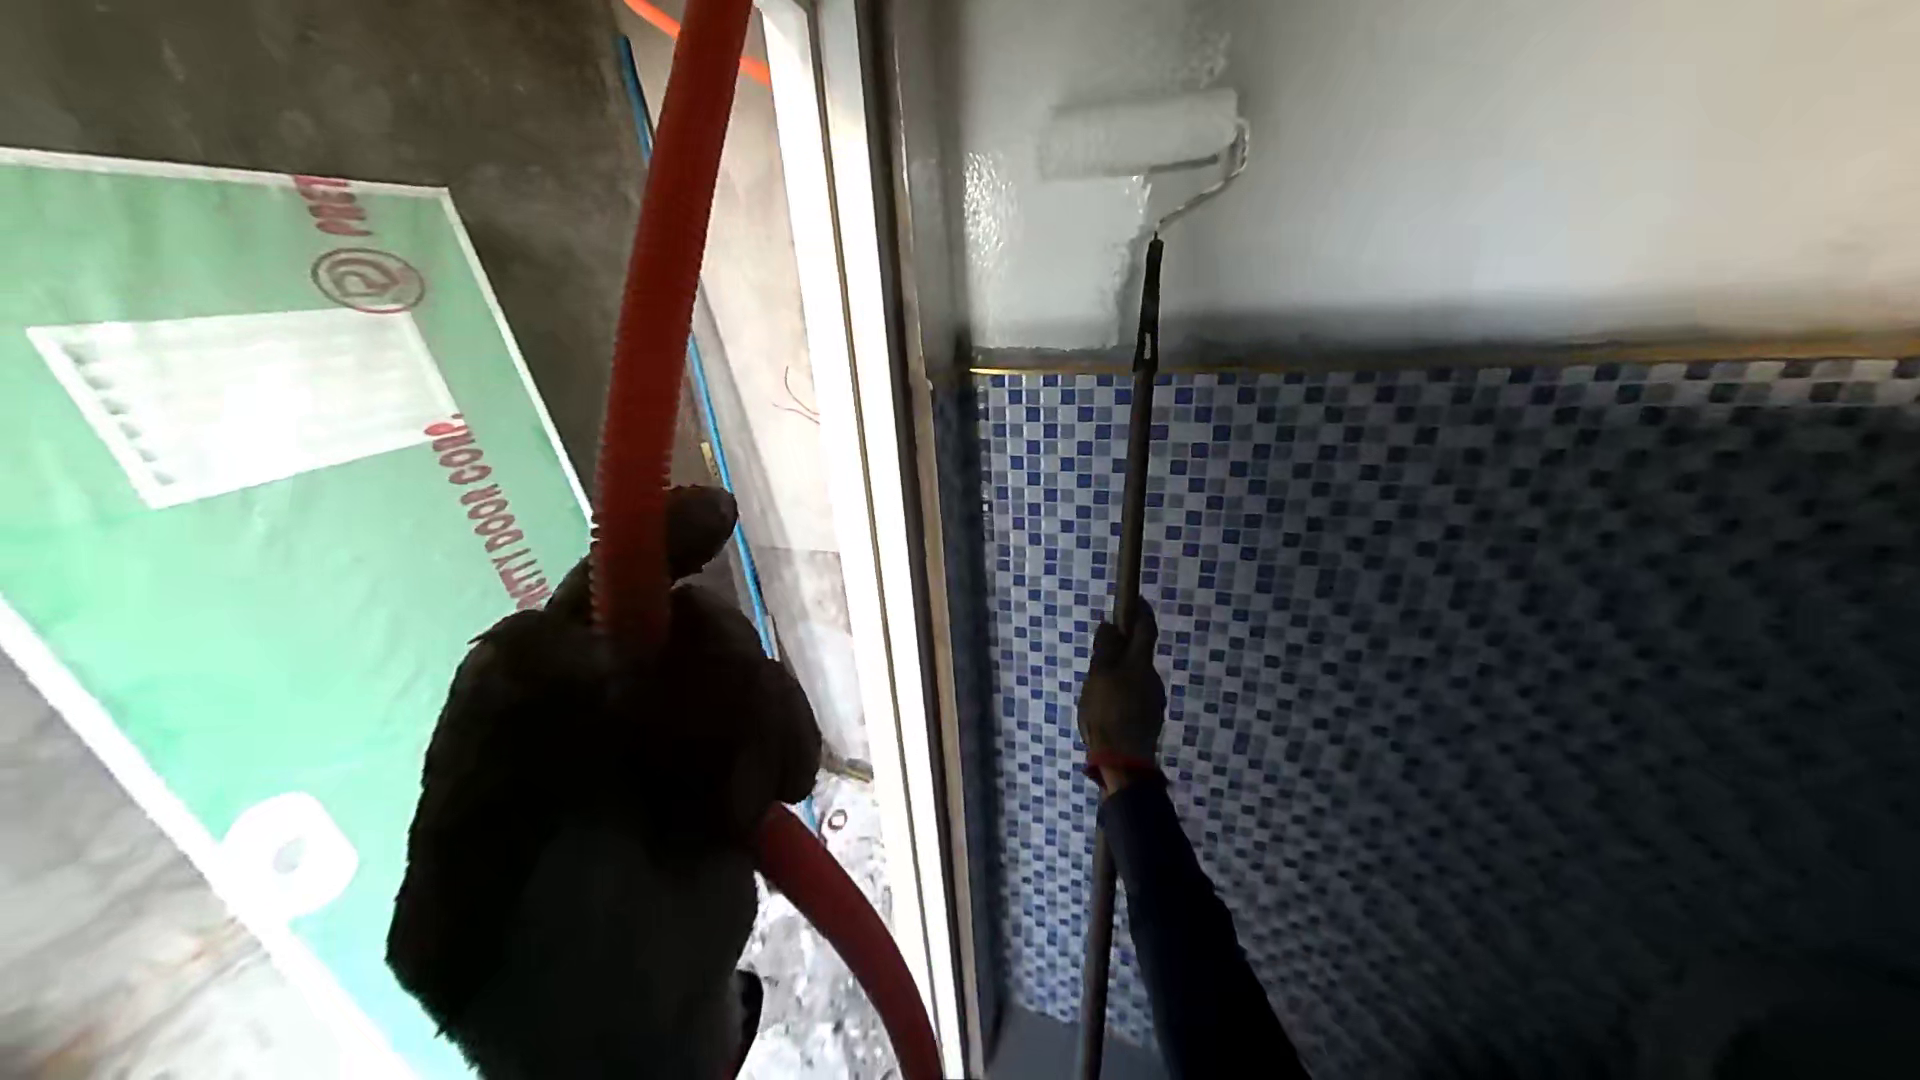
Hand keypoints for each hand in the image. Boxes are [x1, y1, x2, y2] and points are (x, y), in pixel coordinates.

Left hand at [387, 486, 819, 1078]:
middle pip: (686, 622)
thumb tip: (559, 641)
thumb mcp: (495, 873)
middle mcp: (601, 692)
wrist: (640, 1020)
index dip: (649, 548)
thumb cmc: (541, 961)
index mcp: (525, 703)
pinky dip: (792, 745)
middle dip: (724, 682)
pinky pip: (782, 704)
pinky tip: (780, 796)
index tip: (717, 517)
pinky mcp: (735, 741)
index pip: (584, 600)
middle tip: (738, 762)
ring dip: (762, 733)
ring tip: (742, 811)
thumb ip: (513, 757)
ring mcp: (675, 715)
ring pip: (743, 663)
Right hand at [1077, 601, 1166, 788]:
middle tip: (1101, 651)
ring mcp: (1154, 698)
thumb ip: (1105, 650)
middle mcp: (1152, 677)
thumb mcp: (1098, 677)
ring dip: (1122, 672)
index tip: (1134, 600)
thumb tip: (1110, 625)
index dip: (1141, 612)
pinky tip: (1109, 705)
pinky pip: (1136, 694)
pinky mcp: (1151, 716)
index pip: (1145, 629)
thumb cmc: (1107, 713)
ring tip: (1099, 684)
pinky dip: (1124, 691)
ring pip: (1136, 675)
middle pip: (1139, 653)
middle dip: (1124, 646)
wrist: (1123, 759)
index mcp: (1139, 663)